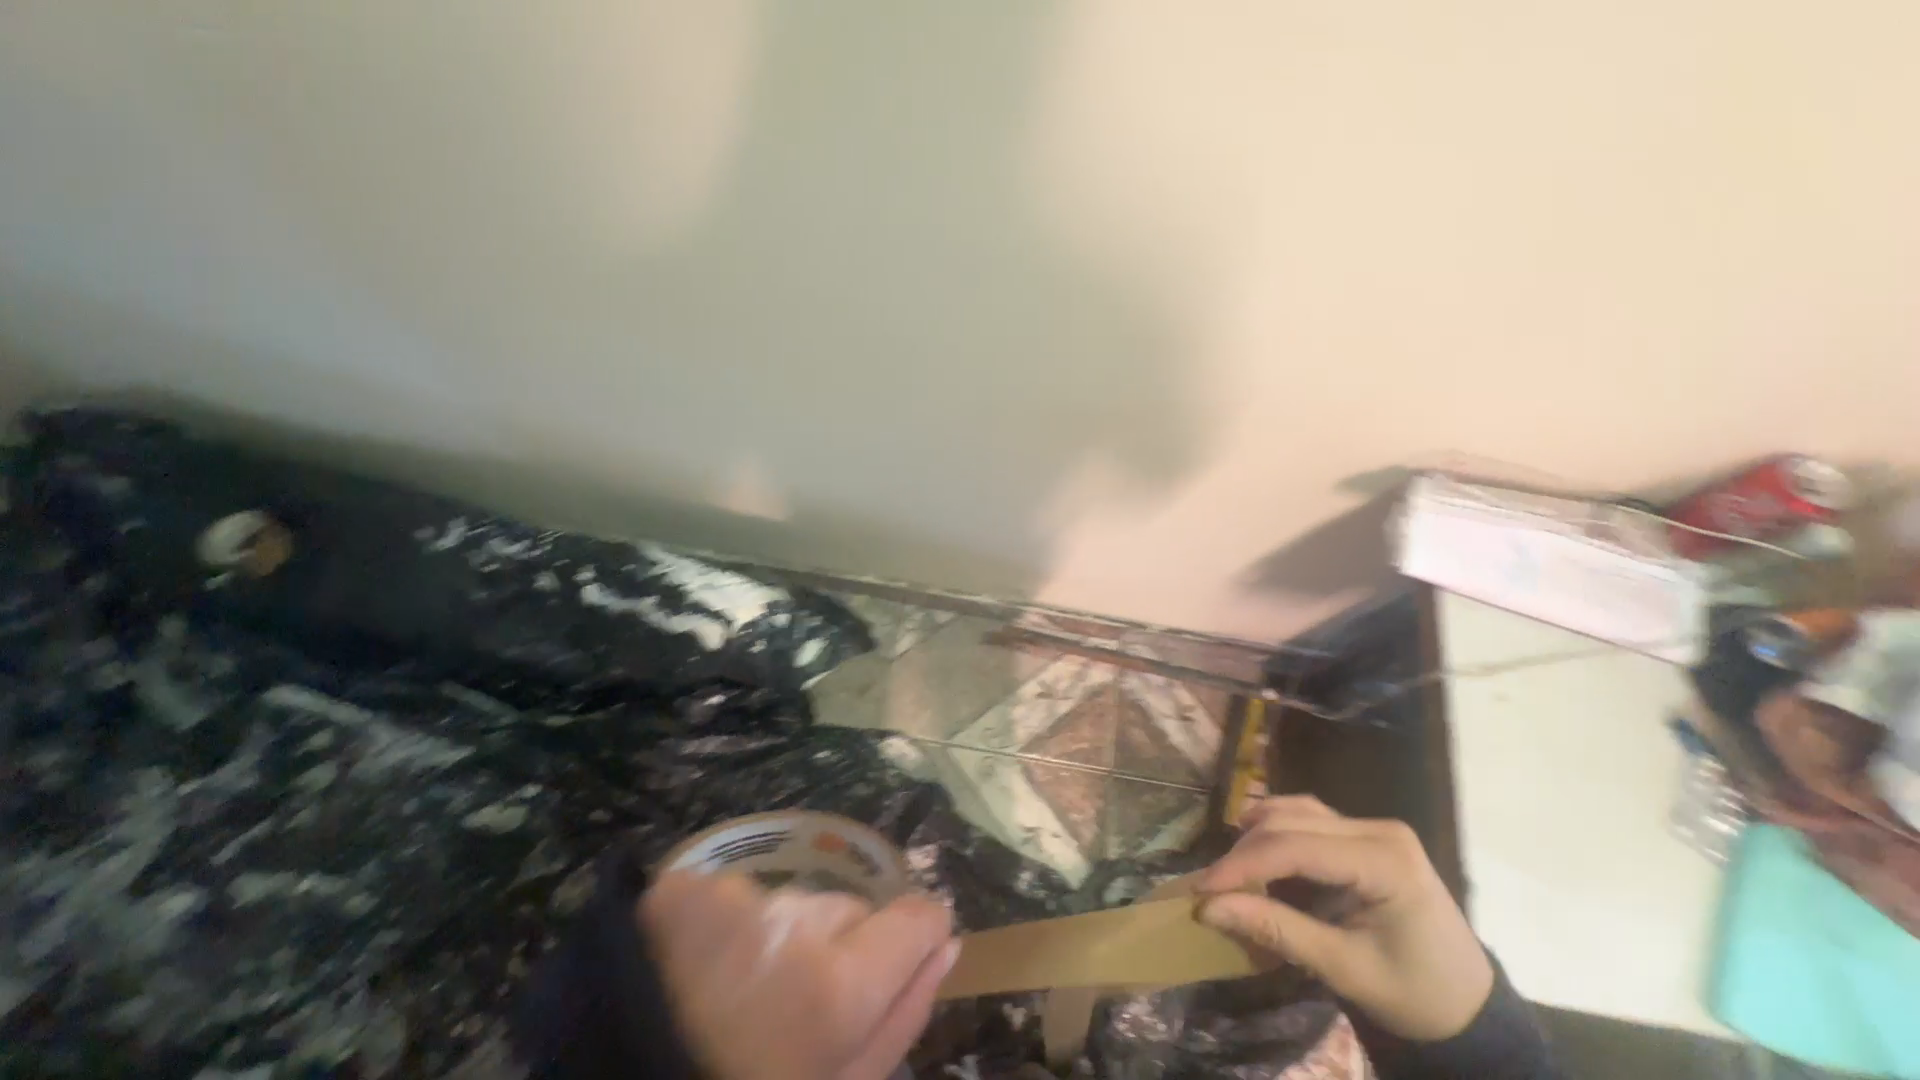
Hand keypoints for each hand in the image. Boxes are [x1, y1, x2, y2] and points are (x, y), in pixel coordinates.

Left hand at [641, 872, 957, 1079]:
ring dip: (781, 934)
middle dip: (837, 944)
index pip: (918, 916)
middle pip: (849, 908)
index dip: (915, 938)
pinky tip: (700, 968)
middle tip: (791, 1004)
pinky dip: (730, 924)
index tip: (894, 961)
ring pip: (793, 900)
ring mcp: (730, 900)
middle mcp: (793, 923)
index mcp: (837, 985)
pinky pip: (737, 893)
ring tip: (738, 989)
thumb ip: (906, 1011)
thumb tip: (946, 944)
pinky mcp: (682, 889)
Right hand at [1195, 796, 1493, 1040]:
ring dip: (1257, 840)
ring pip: (1296, 813)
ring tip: (1229, 876)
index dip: (1242, 864)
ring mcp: (1375, 829)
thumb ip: (1275, 930)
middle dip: (1244, 854)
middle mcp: (1380, 830)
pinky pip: (1310, 821)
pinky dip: (1277, 836)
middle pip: (1291, 824)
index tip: (1200, 890)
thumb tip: (1207, 908)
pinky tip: (1257, 858)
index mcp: (1385, 861)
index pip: (1296, 847)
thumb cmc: (1412, 994)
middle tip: (1208, 890)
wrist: (1467, 1007)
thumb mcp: (1342, 968)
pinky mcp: (1366, 837)